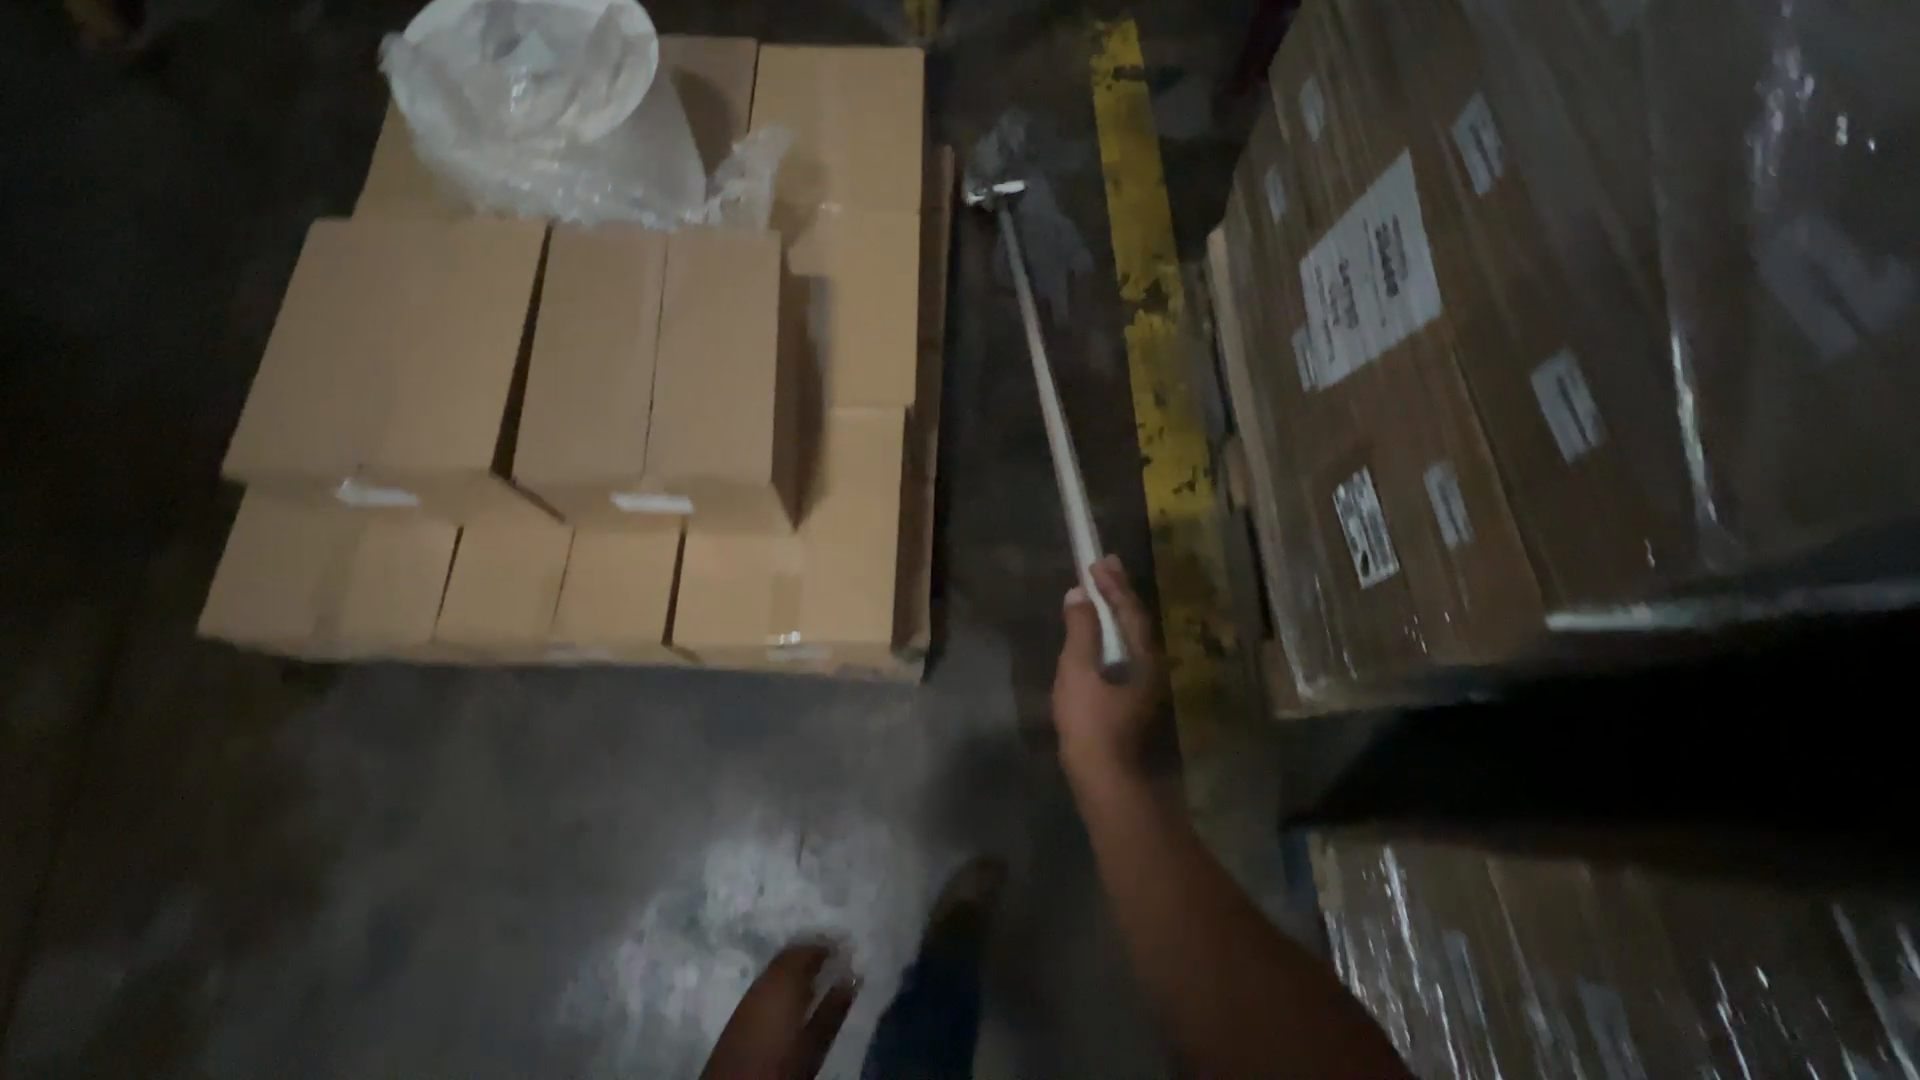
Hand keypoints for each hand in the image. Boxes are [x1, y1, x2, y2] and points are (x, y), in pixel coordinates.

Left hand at [701, 944, 857, 1079]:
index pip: (805, 950)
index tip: (844, 948)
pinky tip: (794, 993)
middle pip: (788, 955)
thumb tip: (851, 978)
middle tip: (834, 957)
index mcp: (783, 982)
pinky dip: (783, 978)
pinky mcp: (740, 1010)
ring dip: (796, 965)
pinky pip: (766, 980)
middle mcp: (764, 981)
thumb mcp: (814, 1044)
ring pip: (776, 967)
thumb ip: (833, 1009)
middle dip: (811, 952)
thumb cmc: (780, 1068)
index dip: (825, 946)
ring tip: (818, 975)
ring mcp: (749, 994)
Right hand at [1052, 555, 1160, 784]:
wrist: (1107, 780)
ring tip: (1098, 595)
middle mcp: (1151, 667)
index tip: (1097, 561)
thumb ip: (1080, 631)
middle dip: (1118, 593)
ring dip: (1115, 614)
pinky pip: (1124, 655)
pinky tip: (1098, 640)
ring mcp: (1144, 686)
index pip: (1129, 610)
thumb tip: (1080, 594)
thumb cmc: (1091, 724)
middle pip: (1136, 622)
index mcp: (1143, 656)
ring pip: (1132, 640)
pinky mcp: (1132, 702)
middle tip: (1104, 567)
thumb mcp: (1079, 673)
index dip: (1114, 584)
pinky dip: (1111, 636)